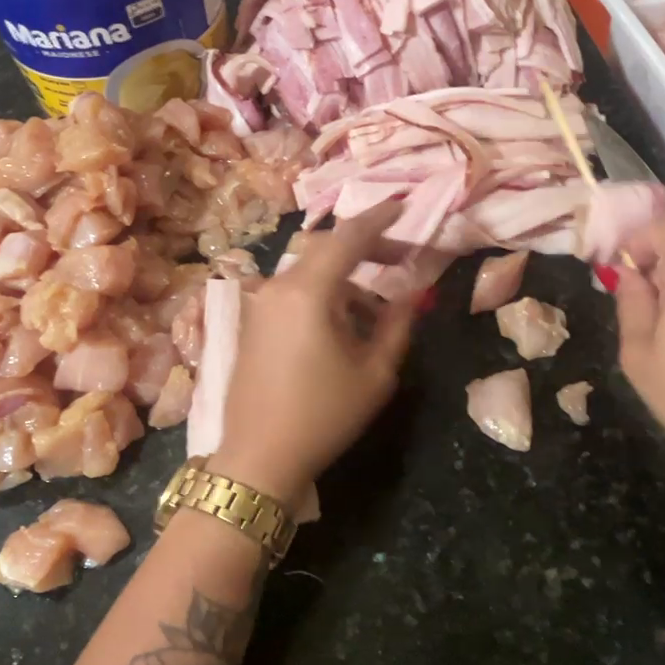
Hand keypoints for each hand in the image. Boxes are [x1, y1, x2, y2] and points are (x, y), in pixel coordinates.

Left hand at [211, 202, 417, 504]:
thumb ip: (397, 324)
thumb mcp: (375, 373)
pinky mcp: (253, 322)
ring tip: (379, 305)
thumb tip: (410, 292)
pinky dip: (324, 293)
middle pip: (327, 249)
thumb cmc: (323, 416)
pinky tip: (345, 323)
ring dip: (346, 277)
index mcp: (308, 290)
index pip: (349, 236)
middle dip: (366, 248)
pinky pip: (294, 292)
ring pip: (311, 272)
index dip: (380, 218)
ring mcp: (261, 303)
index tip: (405, 206)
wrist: (258, 458)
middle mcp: (279, 285)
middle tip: (402, 258)